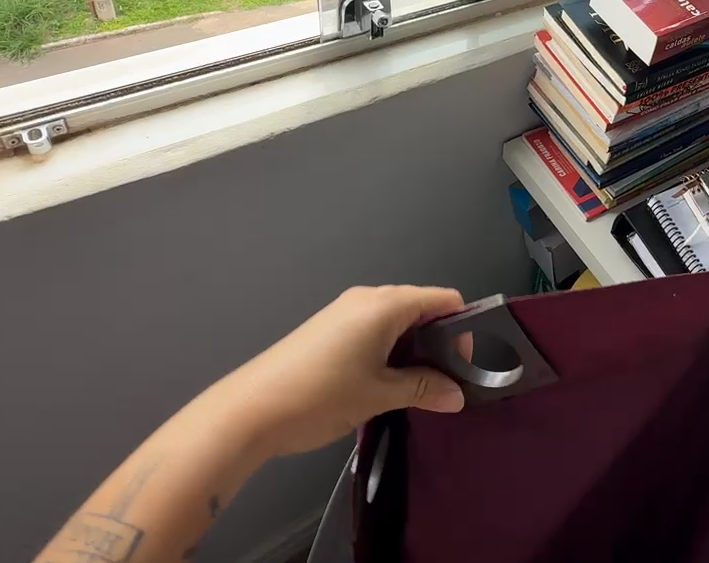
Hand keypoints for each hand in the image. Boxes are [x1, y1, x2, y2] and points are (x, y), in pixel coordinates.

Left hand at [209, 285, 467, 457]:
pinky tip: (382, 381)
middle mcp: (370, 297)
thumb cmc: (320, 395)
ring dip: (413, 348)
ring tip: (413, 386)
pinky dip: (389, 347)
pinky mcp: (330, 326)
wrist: (246, 411)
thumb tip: (458, 397)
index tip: (461, 367)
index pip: (446, 299)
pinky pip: (375, 326)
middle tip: (441, 382)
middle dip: (438, 342)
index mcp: (388, 304)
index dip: (462, 330)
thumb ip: (424, 389)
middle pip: (423, 307)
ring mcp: (346, 310)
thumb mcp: (379, 395)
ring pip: (398, 319)